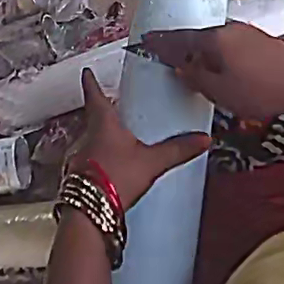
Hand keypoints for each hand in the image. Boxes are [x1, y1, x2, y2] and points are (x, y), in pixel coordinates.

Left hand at [72, 68, 209, 208]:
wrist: (91, 211)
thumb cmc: (116, 178)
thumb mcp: (152, 162)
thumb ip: (177, 150)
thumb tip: (203, 139)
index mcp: (104, 124)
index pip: (95, 96)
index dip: (91, 82)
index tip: (86, 72)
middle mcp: (88, 137)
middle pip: (92, 116)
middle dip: (100, 108)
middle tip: (107, 101)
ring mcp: (82, 157)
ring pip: (90, 138)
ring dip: (100, 133)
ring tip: (114, 134)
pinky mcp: (81, 176)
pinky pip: (90, 159)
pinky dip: (100, 156)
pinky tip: (111, 165)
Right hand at [139, 21, 283, 122]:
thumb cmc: (263, 91)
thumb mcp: (219, 91)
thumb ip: (194, 77)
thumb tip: (181, 68)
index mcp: (213, 38)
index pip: (178, 39)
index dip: (161, 42)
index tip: (147, 41)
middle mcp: (228, 30)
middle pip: (197, 38)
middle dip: (181, 47)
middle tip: (165, 55)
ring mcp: (246, 33)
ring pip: (215, 42)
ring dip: (202, 53)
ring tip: (193, 67)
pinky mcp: (260, 42)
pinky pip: (229, 45)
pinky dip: (219, 54)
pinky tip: (219, 68)